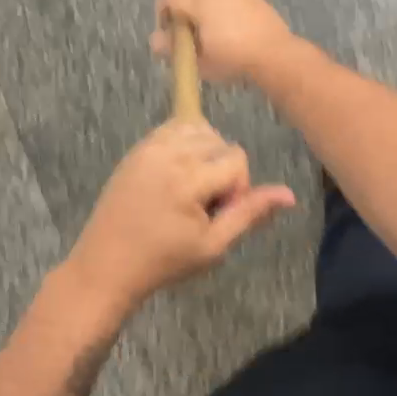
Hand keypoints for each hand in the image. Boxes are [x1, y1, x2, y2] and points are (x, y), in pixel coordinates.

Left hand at [67, 120, 294, 309]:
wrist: (106, 266)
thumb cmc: (163, 262)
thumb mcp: (213, 246)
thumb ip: (250, 213)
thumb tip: (290, 195)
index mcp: (188, 179)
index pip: (236, 157)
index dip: (238, 186)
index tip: (219, 213)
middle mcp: (168, 154)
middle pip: (218, 140)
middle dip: (221, 169)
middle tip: (203, 206)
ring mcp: (148, 148)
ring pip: (198, 129)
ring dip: (204, 153)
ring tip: (192, 189)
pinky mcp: (136, 149)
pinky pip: (172, 129)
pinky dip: (183, 145)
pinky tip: (176, 176)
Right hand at [150, 0, 296, 84]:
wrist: (274, 53)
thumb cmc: (233, 59)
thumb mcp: (199, 61)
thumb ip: (173, 48)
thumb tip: (155, 39)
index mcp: (197, 2)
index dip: (163, 8)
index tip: (168, 27)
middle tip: (182, 16)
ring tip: (202, 13)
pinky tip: (224, 15)